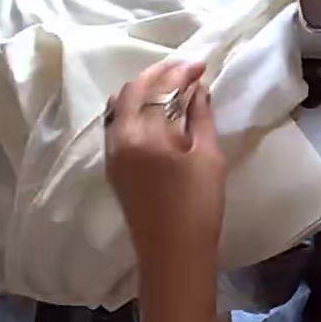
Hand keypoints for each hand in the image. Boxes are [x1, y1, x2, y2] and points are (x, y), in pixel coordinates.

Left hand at [106, 61, 226, 274]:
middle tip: (187, 71)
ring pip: (121, 103)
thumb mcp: (208, 157)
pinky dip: (133, 106)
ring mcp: (112, 151)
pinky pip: (116, 121)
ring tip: (170, 87)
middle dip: (161, 74)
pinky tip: (153, 110)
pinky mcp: (112, 165)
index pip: (162, 87)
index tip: (202, 66)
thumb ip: (201, 117)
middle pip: (135, 88)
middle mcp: (121, 137)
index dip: (183, 72)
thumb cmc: (199, 207)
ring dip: (144, 88)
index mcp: (147, 134)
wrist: (172, 255)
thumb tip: (198, 89)